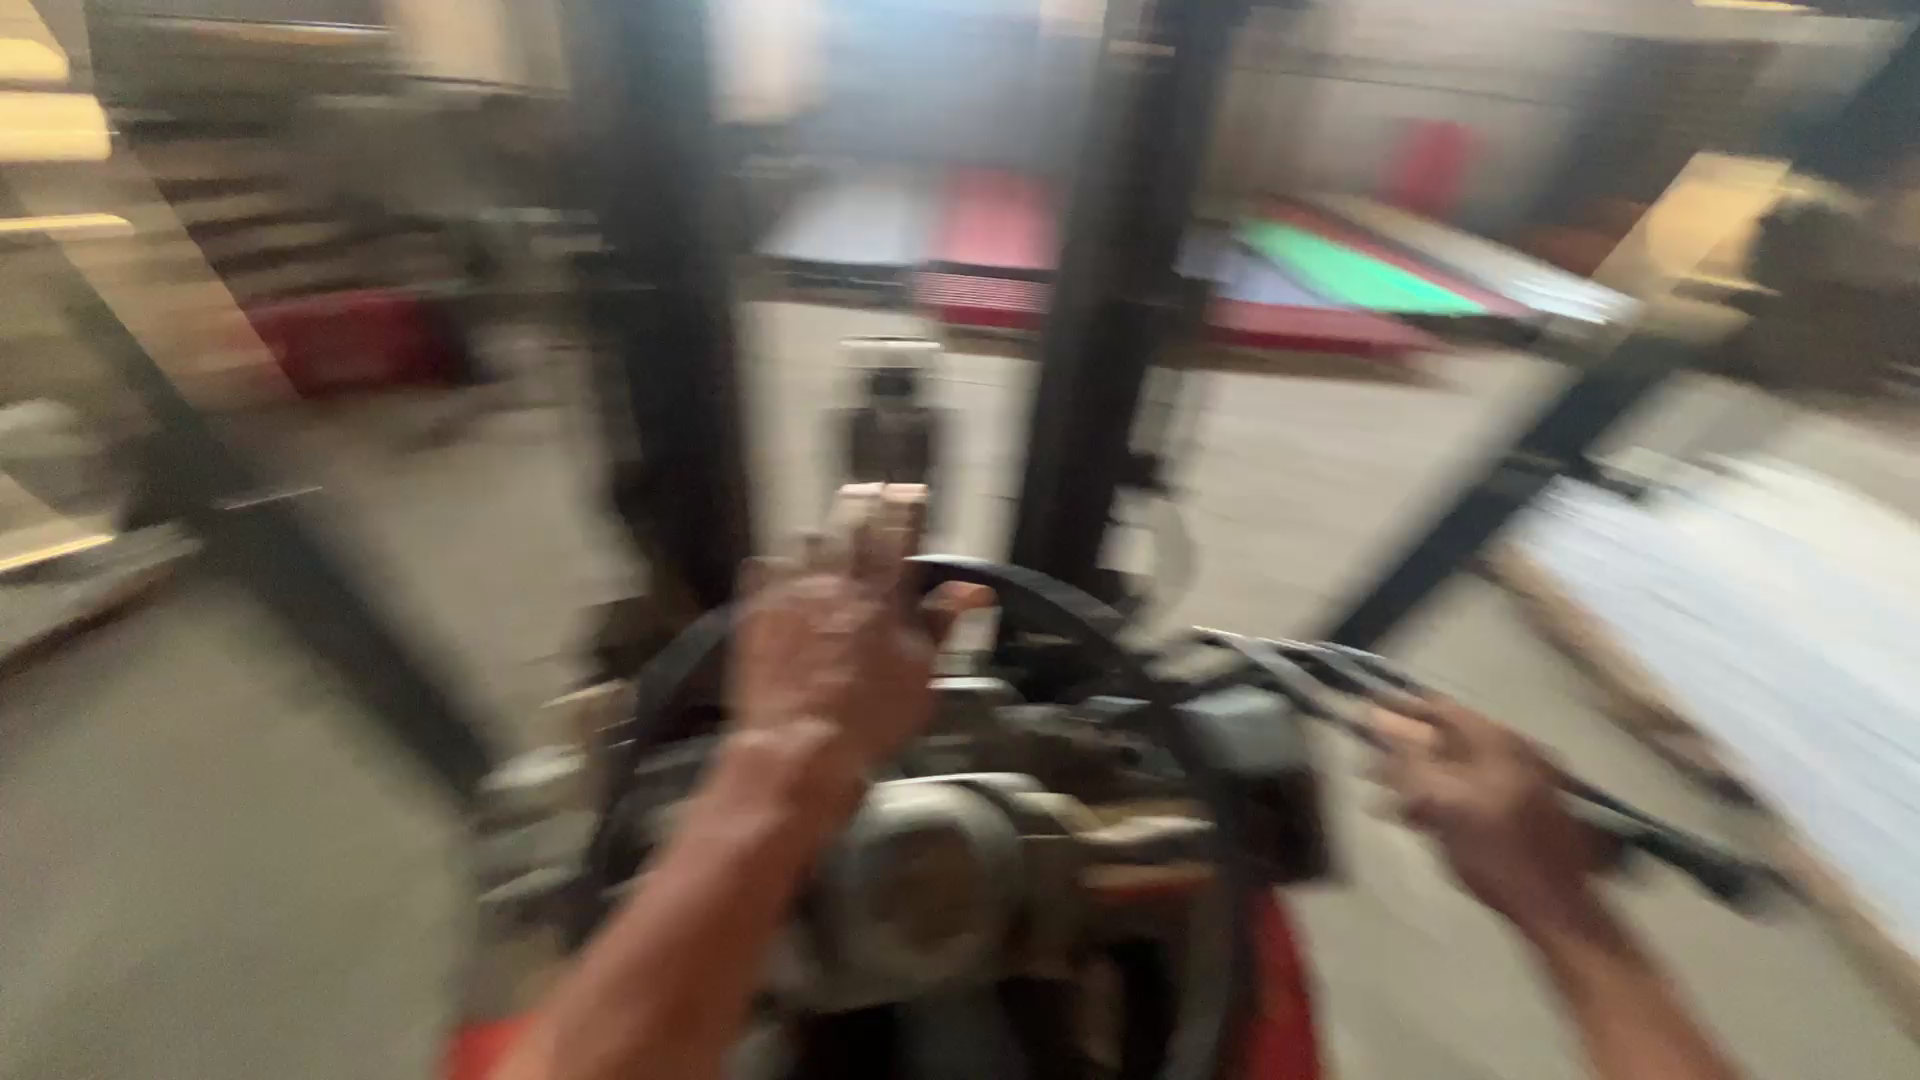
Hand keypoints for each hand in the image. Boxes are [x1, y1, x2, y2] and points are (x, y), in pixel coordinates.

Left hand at [727, 484, 994, 809]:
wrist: (797, 748)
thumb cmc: (871, 719)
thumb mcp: (922, 676)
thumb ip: (942, 625)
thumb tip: (973, 588)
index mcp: (880, 595)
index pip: (897, 532)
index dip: (905, 505)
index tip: (909, 490)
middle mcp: (835, 583)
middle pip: (849, 523)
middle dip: (862, 500)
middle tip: (868, 489)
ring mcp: (790, 594)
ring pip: (805, 540)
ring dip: (821, 532)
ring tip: (826, 530)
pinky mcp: (755, 613)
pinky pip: (762, 569)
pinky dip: (774, 562)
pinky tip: (776, 564)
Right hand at [1369, 698, 1608, 940]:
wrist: (1556, 912)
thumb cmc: (1494, 851)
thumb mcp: (1441, 800)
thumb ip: (1406, 756)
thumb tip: (1376, 717)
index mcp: (1499, 743)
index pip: (1439, 708)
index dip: (1398, 708)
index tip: (1363, 712)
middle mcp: (1513, 753)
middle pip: (1445, 738)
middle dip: (1402, 750)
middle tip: (1366, 763)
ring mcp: (1521, 782)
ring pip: (1454, 767)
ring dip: (1415, 777)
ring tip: (1382, 797)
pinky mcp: (1521, 810)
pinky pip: (1470, 789)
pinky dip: (1439, 796)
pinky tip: (1413, 817)